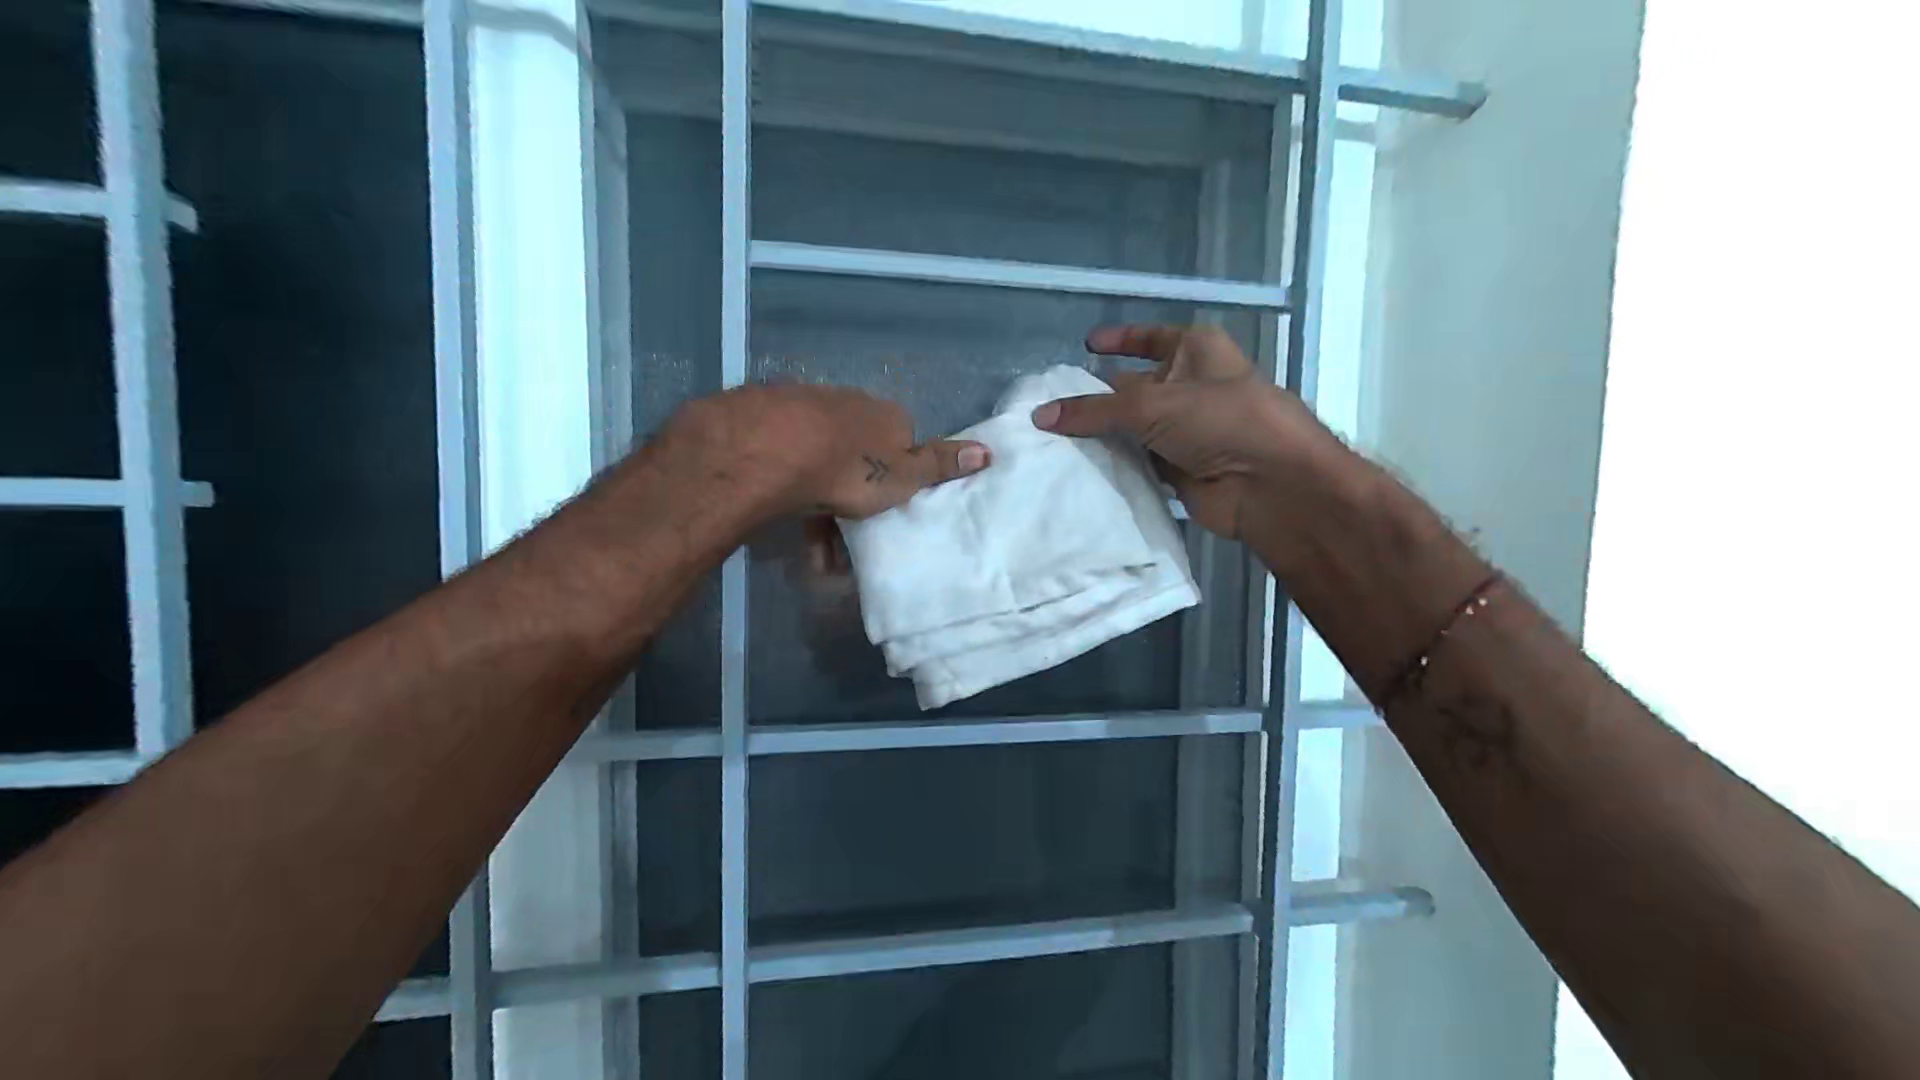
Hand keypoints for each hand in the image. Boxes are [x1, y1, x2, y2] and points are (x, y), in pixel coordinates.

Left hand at [651, 383, 990, 520]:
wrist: (776, 448)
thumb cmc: (853, 468)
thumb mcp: (904, 476)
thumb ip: (940, 466)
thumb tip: (989, 450)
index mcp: (887, 415)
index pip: (902, 441)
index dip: (898, 475)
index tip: (888, 507)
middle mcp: (852, 405)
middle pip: (860, 453)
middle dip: (856, 493)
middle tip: (852, 535)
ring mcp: (809, 410)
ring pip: (822, 462)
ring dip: (824, 505)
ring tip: (818, 552)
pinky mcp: (772, 423)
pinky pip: (791, 463)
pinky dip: (794, 494)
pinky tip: (788, 523)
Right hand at [1031, 324, 1343, 541]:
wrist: (1268, 484)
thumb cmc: (1220, 420)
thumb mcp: (1151, 403)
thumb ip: (1093, 410)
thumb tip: (1040, 416)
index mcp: (1195, 351)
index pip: (1150, 338)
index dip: (1120, 340)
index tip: (1087, 345)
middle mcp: (1190, 386)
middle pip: (1134, 387)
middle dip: (1098, 396)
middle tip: (1049, 404)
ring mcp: (1185, 430)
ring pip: (1133, 428)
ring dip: (1102, 435)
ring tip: (1051, 438)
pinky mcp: (1179, 468)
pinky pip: (1138, 462)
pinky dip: (1115, 464)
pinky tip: (1079, 466)